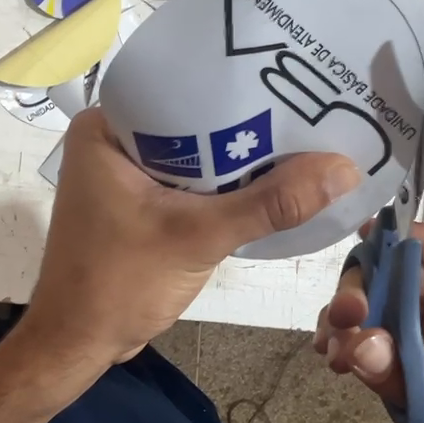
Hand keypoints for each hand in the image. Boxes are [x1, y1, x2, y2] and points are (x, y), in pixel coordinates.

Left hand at [20, 108, 360, 368]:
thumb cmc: (119, 283)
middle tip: (314, 108)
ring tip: (307, 140)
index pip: (180, 87)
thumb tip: (345, 168)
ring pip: (195, 153)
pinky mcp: (139, 202)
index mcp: (105, 127)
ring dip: (239, 159)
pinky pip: (189, 182)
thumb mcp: (199, 237)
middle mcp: (112, 140)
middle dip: (247, 124)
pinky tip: (272, 184)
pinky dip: (223, 187)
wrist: (78, 343)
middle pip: (192, 121)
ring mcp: (124, 174)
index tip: (294, 79)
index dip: (238, 85)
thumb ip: (270, 205)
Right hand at [315, 217, 423, 422]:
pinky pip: (382, 322)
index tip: (368, 247)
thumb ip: (414, 386)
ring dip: (354, 312)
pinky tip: (336, 359)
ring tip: (330, 350)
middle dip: (370, 285)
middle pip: (416, 266)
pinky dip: (354, 334)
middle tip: (338, 321)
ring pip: (392, 291)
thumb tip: (357, 340)